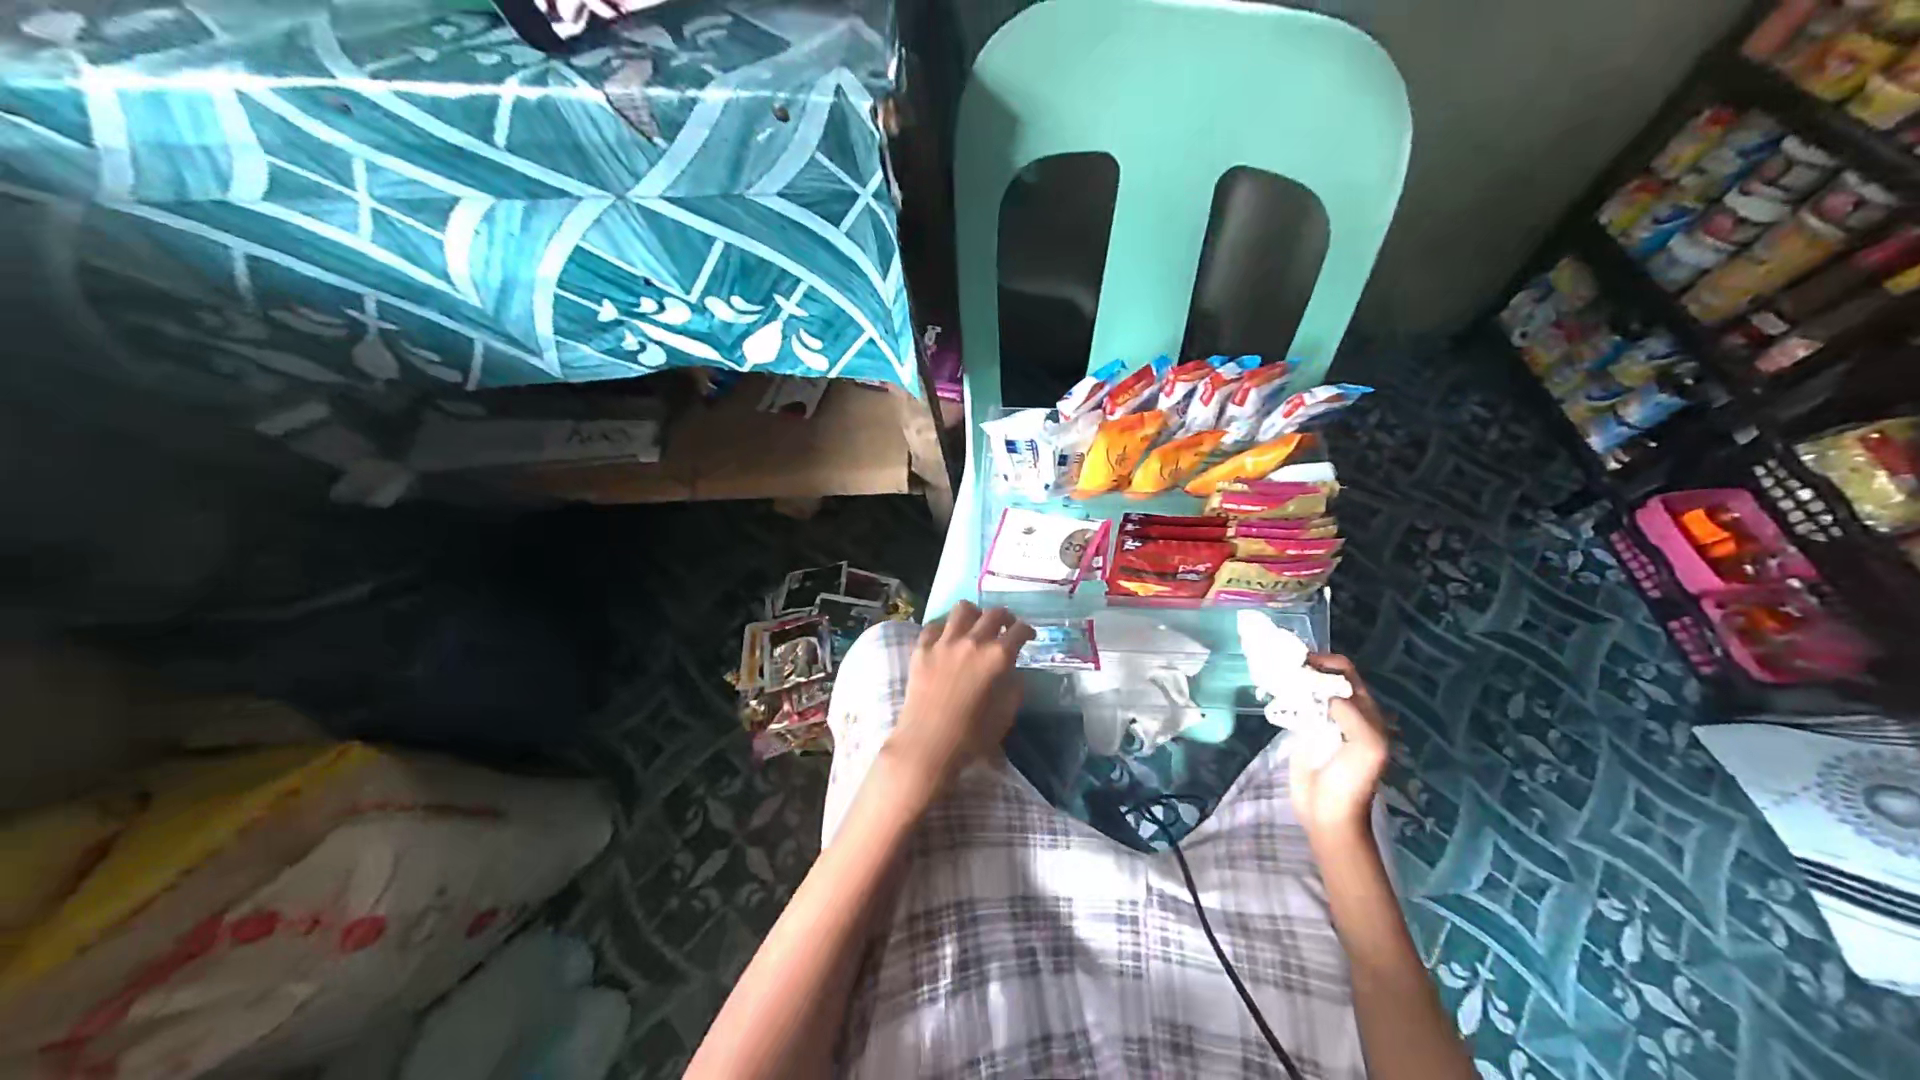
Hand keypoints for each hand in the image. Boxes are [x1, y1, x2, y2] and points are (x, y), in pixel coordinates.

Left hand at [882, 602, 1033, 797]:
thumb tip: (1012, 672)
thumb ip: (1014, 687)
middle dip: (1005, 617)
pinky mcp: (921, 649)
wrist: (928, 745)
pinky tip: (946, 638)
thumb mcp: (1006, 714)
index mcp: (997, 657)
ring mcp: (944, 642)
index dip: (1028, 631)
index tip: (1028, 637)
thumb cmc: (972, 736)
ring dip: (974, 614)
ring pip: (962, 609)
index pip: (1019, 631)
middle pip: (993, 614)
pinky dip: (944, 628)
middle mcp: (972, 641)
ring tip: (975, 625)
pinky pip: (934, 625)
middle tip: (1006, 627)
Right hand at [1290, 654, 1391, 845]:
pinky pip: (1294, 705)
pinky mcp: (1303, 732)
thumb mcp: (1366, 746)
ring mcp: (1323, 721)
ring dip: (1292, 678)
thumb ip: (1350, 712)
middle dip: (1305, 667)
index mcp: (1366, 712)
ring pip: (1308, 688)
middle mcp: (1345, 711)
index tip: (1299, 662)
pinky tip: (1269, 692)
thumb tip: (1319, 691)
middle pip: (1325, 677)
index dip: (1325, 662)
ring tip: (1272, 674)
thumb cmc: (1351, 781)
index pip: (1346, 673)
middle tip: (1281, 665)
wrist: (1329, 814)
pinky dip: (1283, 694)